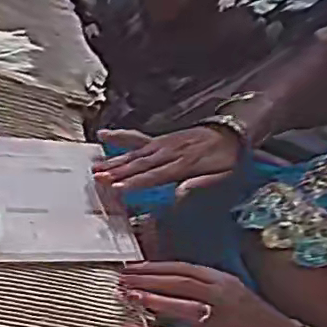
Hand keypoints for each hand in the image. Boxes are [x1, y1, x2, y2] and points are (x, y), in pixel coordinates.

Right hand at [92, 126, 240, 194]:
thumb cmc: (224, 159)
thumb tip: (179, 193)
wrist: (231, 132)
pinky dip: (118, 137)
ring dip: (113, 161)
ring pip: (134, 153)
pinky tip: (103, 134)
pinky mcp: (157, 139)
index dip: (135, 181)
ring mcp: (161, 144)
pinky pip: (135, 138)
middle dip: (118, 171)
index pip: (155, 175)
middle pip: (140, 164)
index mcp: (185, 164)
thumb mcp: (223, 175)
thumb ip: (201, 184)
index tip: (117, 187)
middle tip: (98, 178)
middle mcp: (169, 152)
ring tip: (95, 168)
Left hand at [121, 262, 298, 326]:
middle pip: (179, 285)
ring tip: (129, 295)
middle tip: (123, 279)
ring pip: (180, 307)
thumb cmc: (248, 312)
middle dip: (148, 280)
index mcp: (223, 281)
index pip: (183, 269)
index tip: (133, 267)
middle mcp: (220, 297)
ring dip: (152, 301)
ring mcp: (217, 320)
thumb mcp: (228, 288)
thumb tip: (160, 279)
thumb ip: (198, 283)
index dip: (155, 267)